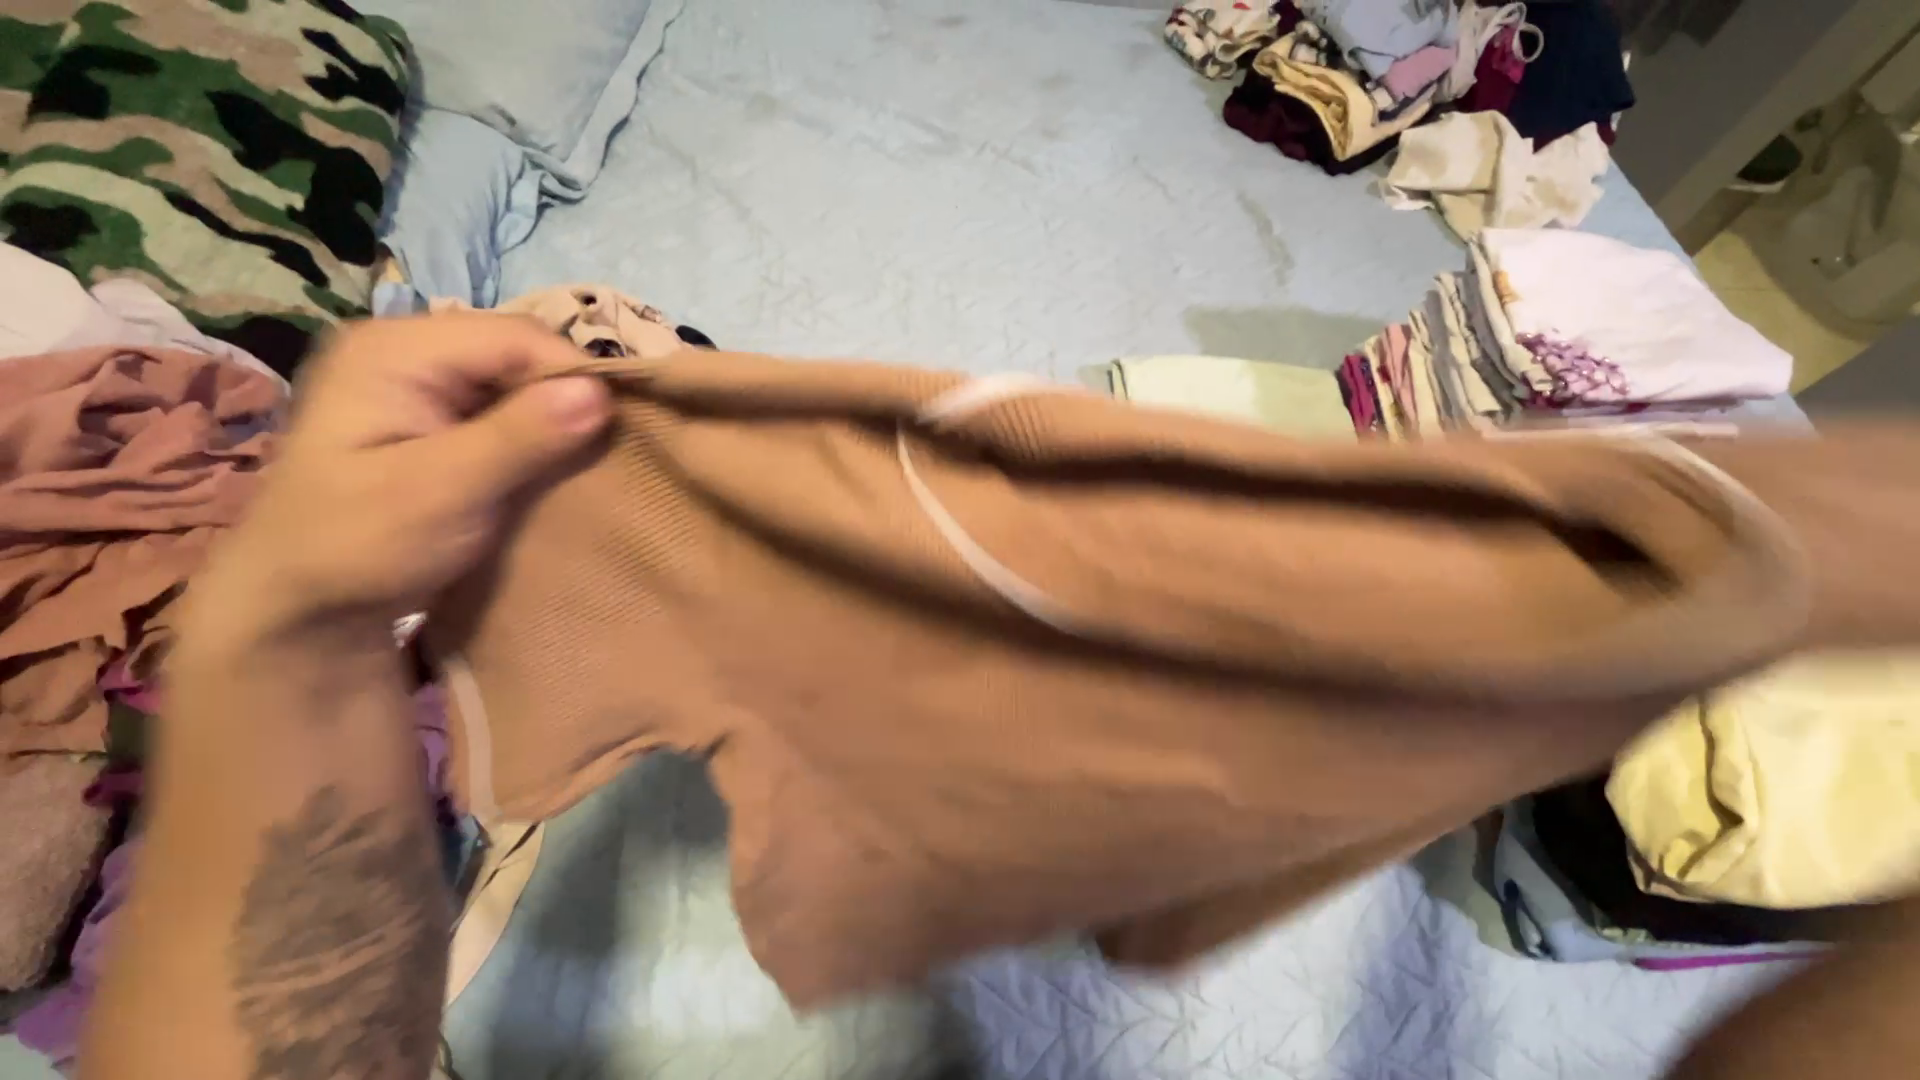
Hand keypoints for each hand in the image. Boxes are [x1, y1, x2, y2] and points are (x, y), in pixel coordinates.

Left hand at [182, 313, 610, 653]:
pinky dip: (540, 435)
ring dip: (559, 420)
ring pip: (520, 382)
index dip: (576, 376)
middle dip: (569, 398)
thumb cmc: (362, 545)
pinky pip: (508, 409)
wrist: (306, 604)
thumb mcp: (442, 492)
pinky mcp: (437, 416)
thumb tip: (599, 393)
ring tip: (588, 461)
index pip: (517, 337)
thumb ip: (519, 438)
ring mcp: (422, 383)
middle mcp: (409, 350)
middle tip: (606, 452)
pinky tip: (555, 466)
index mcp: (395, 350)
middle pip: (520, 354)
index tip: (621, 431)